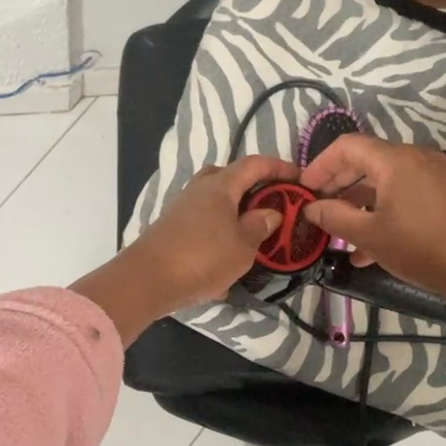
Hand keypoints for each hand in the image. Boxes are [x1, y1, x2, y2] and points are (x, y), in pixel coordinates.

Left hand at [71, 154, 297, 344]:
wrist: (147, 281)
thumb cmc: (202, 258)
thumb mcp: (242, 246)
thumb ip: (258, 226)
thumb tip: (269, 212)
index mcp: (220, 186)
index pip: (253, 164)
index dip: (278, 167)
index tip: (297, 177)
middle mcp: (197, 190)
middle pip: (227, 177)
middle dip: (250, 187)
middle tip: (269, 205)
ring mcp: (180, 210)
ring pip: (212, 203)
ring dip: (232, 214)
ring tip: (250, 236)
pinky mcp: (170, 231)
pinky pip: (200, 226)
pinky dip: (216, 236)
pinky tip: (224, 261)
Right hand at [302, 135, 445, 390]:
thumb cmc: (420, 246)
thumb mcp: (369, 235)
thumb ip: (334, 218)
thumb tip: (311, 208)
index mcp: (394, 160)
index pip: (347, 146)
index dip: (320, 165)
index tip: (304, 189)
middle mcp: (417, 158)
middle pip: (368, 161)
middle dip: (339, 185)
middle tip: (319, 208)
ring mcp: (437, 176)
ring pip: (388, 182)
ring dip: (361, 204)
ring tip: (343, 234)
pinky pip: (407, 195)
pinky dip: (385, 211)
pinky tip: (373, 248)